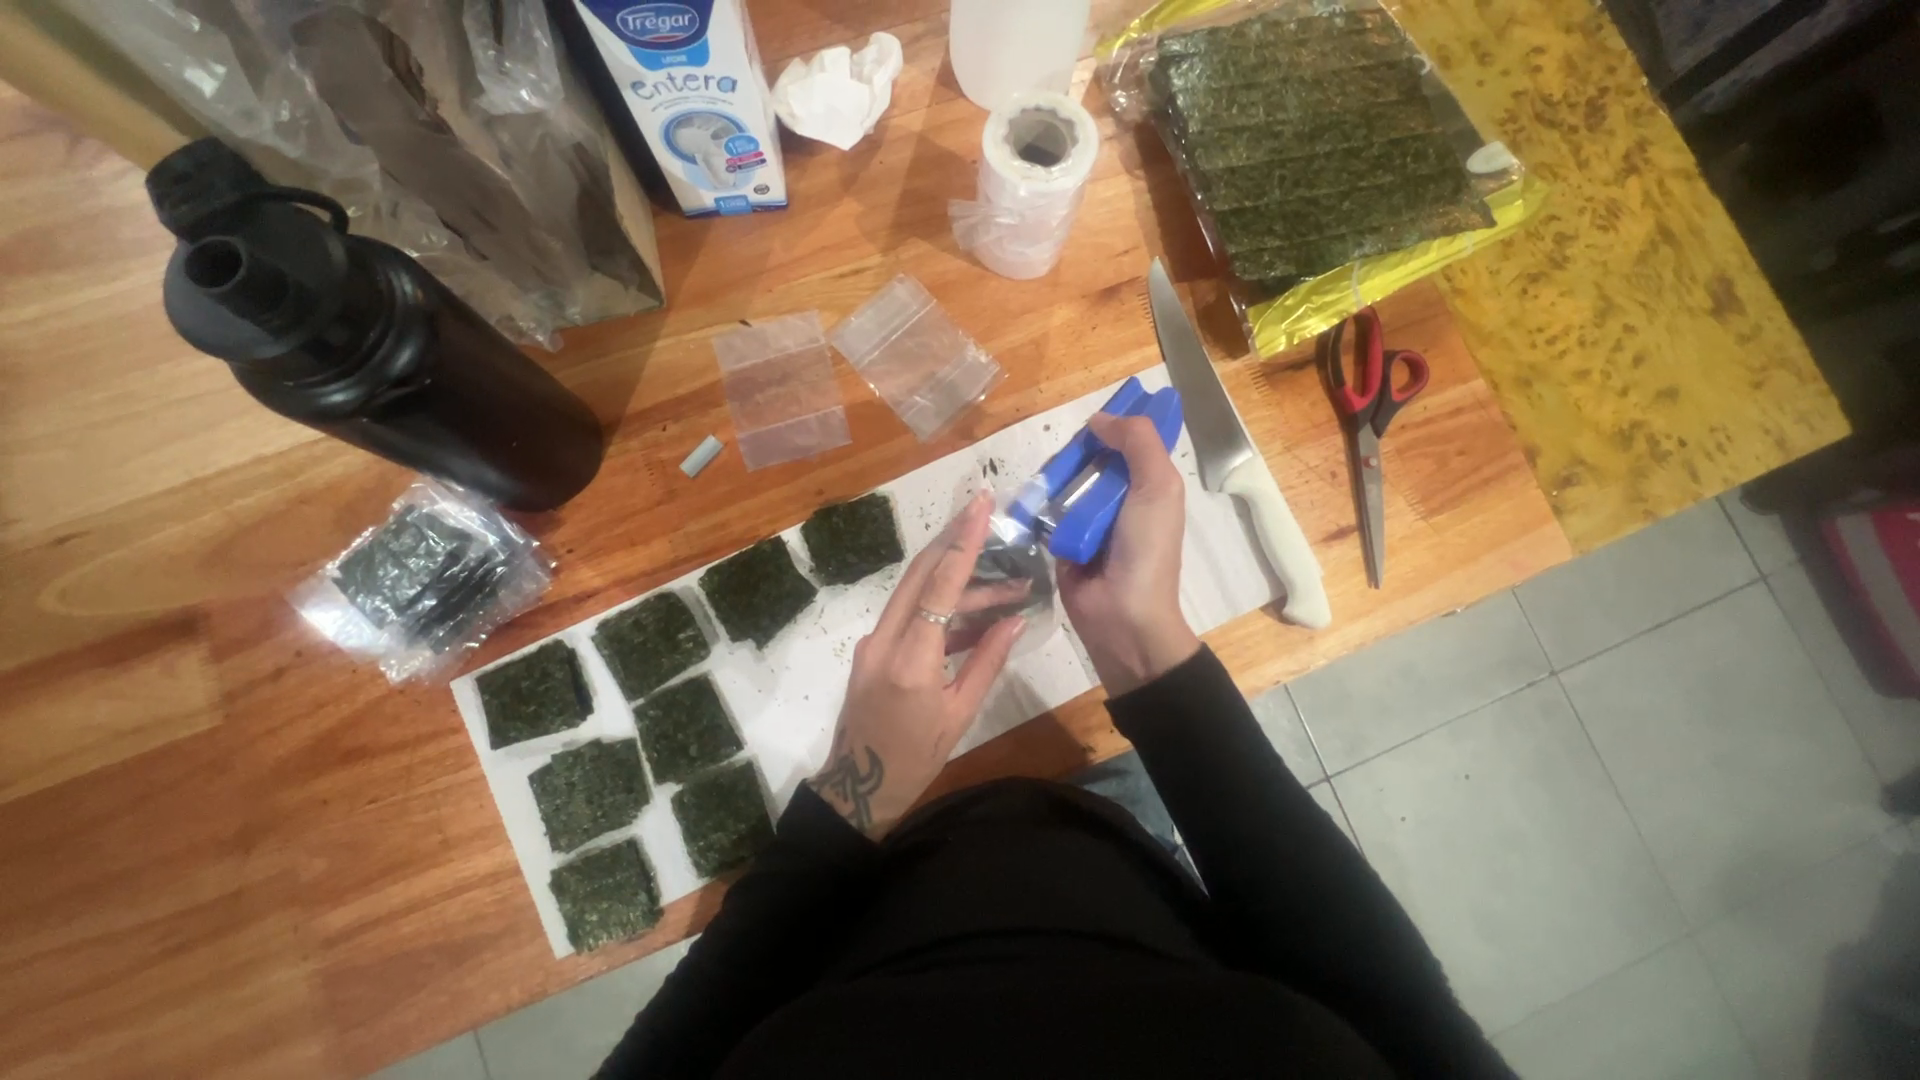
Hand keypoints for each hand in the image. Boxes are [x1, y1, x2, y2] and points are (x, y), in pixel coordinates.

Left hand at [809, 492, 1025, 837]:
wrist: (857, 790)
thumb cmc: (915, 760)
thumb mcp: (959, 714)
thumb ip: (987, 661)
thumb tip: (1016, 619)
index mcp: (911, 659)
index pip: (940, 586)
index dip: (963, 542)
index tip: (980, 505)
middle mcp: (884, 639)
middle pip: (921, 574)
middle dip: (956, 541)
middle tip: (987, 515)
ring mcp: (873, 643)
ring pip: (916, 593)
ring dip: (959, 584)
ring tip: (1009, 589)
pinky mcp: (872, 650)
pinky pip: (909, 615)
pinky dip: (941, 607)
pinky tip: (977, 616)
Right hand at [1058, 413, 1201, 695]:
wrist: (1122, 615)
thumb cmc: (1146, 549)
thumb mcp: (1157, 487)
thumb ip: (1137, 443)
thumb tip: (1099, 419)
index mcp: (1151, 485)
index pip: (1134, 442)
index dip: (1118, 424)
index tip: (1095, 415)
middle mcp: (1122, 499)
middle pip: (1097, 458)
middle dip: (1081, 449)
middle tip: (1065, 448)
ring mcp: (1090, 521)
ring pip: (1069, 481)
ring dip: (1057, 475)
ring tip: (1044, 472)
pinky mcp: (1063, 541)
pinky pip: (1048, 511)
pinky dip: (1039, 503)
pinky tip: (1028, 494)